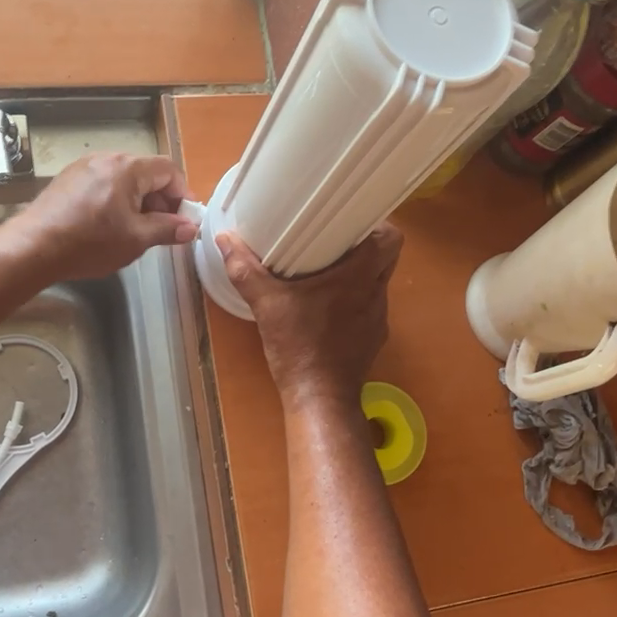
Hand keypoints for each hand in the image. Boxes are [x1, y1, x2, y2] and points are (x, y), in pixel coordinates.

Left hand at [10, 153, 197, 279]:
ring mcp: (84, 167)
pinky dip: (116, 200)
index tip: (186, 218)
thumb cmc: (90, 243)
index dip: (183, 194)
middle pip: (146, 172)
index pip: (168, 170)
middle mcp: (107, 159)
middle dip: (161, 199)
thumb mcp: (136, 239)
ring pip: (124, 179)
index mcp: (128, 168)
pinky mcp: (68, 179)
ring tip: (138, 230)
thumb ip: (167, 229)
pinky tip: (111, 225)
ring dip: (139, 201)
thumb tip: (190, 227)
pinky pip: (104, 183)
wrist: (35, 247)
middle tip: (165, 228)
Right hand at [219, 224, 403, 408]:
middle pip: (388, 257)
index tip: (353, 218)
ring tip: (330, 270)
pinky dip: (356, 301)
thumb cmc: (299, 347)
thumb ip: (245, 270)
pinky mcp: (374, 338)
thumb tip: (225, 239)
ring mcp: (379, 318)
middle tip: (338, 240)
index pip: (391, 238)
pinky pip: (370, 308)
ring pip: (379, 282)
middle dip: (368, 245)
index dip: (378, 223)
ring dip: (361, 273)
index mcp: (360, 276)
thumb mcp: (267, 305)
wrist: (319, 398)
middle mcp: (377, 293)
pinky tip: (330, 307)